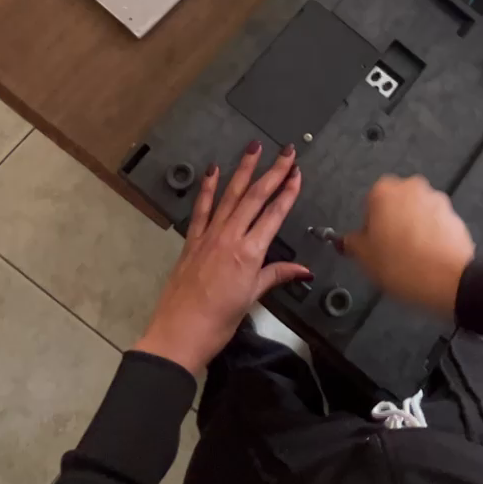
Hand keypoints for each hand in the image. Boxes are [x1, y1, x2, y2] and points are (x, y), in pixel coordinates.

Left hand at [134, 141, 310, 373]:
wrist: (179, 335)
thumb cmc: (219, 322)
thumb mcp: (252, 298)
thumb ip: (276, 275)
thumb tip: (304, 270)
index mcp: (249, 253)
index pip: (274, 215)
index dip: (288, 192)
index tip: (297, 173)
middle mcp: (230, 238)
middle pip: (255, 198)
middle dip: (273, 172)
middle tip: (287, 152)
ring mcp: (209, 236)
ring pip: (230, 196)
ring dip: (244, 170)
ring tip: (255, 149)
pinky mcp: (192, 241)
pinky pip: (202, 209)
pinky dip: (208, 189)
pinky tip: (213, 170)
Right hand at [342, 175, 473, 317]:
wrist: (448, 279)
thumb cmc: (403, 265)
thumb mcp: (364, 257)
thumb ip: (351, 243)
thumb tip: (348, 241)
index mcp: (384, 191)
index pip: (368, 203)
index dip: (368, 225)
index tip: (371, 242)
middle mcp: (411, 188)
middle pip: (394, 204)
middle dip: (391, 223)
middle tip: (388, 249)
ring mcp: (435, 199)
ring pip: (416, 212)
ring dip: (411, 228)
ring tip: (409, 256)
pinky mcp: (453, 215)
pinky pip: (435, 223)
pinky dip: (430, 235)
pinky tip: (426, 256)